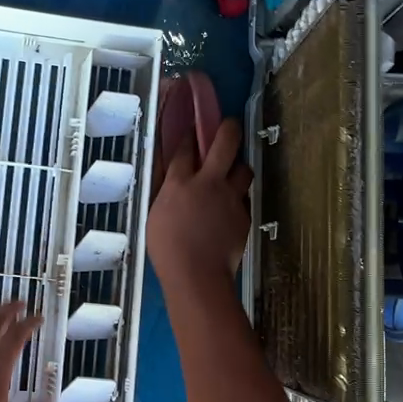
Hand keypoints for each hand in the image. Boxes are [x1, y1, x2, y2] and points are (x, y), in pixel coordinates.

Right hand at [149, 117, 252, 288]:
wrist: (198, 275)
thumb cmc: (168, 250)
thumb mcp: (156, 217)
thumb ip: (167, 195)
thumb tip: (173, 184)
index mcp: (180, 183)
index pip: (185, 148)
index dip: (188, 134)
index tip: (191, 128)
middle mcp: (208, 183)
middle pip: (225, 142)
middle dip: (229, 129)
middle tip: (229, 126)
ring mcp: (230, 198)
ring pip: (244, 170)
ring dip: (239, 169)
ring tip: (233, 176)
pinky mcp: (245, 215)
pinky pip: (245, 199)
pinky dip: (239, 200)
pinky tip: (231, 210)